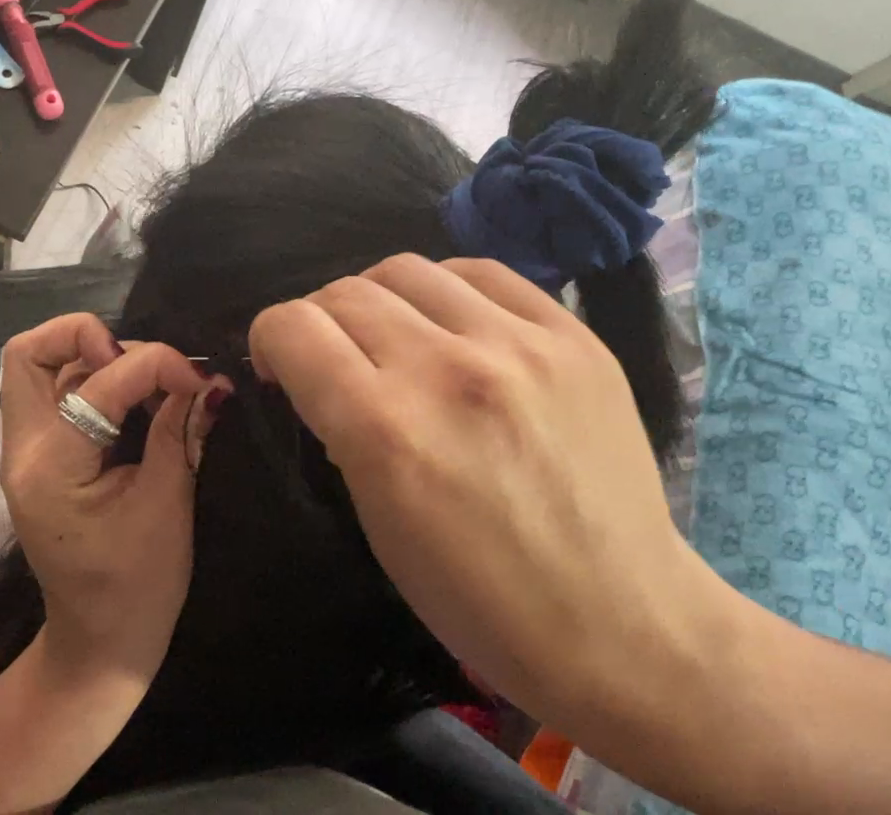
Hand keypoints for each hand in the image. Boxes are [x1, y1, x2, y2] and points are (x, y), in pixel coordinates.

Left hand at [0, 314, 227, 679]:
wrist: (99, 642)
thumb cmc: (136, 589)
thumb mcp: (166, 508)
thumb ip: (179, 434)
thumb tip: (210, 381)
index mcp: (48, 467)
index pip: (97, 383)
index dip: (155, 364)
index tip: (198, 380)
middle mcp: (21, 449)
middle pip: (29, 353)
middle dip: (87, 335)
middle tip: (142, 360)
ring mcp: (23, 451)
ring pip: (39, 367)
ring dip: (92, 355)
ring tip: (146, 377)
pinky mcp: (39, 455)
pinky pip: (55, 393)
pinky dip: (92, 379)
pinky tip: (133, 394)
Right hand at [247, 255, 734, 734]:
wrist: (620, 622)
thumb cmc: (477, 596)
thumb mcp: (375, 519)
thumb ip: (340, 428)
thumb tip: (321, 371)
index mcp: (383, 428)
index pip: (292, 327)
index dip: (270, 340)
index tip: (284, 368)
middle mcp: (446, 369)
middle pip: (343, 293)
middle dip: (319, 321)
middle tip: (336, 358)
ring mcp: (518, 345)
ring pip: (405, 269)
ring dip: (377, 299)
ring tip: (395, 336)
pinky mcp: (573, 336)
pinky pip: (481, 273)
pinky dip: (445, 290)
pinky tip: (452, 323)